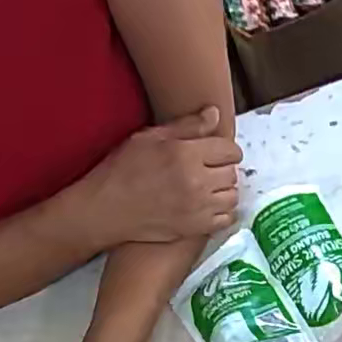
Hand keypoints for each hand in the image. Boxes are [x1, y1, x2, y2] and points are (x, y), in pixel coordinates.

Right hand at [80, 106, 242, 245]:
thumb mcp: (150, 138)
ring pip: (232, 197)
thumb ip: (187, 127)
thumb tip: (215, 113)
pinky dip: (222, 213)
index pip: (230, 150)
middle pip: (232, 173)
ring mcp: (199, 208)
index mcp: (186, 154)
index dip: (226, 150)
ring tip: (209, 189)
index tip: (217, 152)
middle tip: (210, 170)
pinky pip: (226, 219)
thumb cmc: (124, 169)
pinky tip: (209, 207)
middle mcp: (197, 181)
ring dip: (225, 191)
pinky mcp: (197, 228)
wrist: (110, 209)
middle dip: (224, 169)